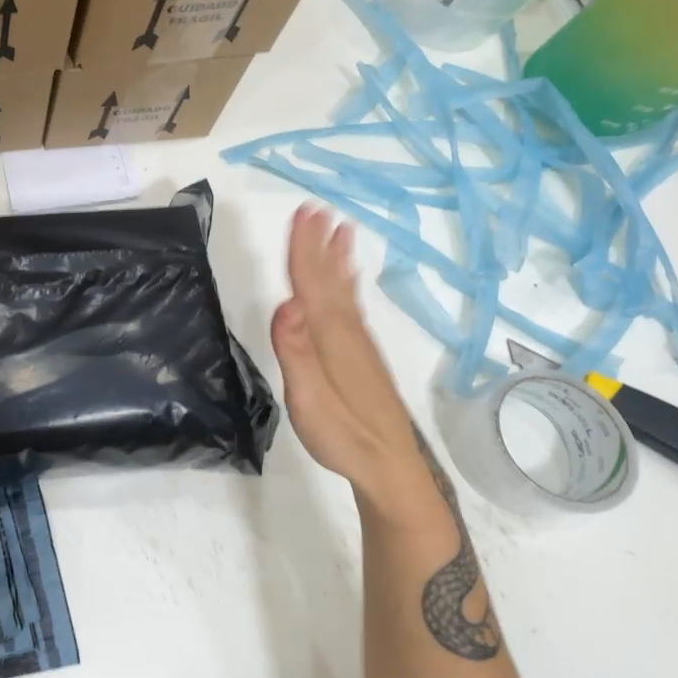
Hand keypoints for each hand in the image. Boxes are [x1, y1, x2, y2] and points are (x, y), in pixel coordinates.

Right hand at [270, 205, 431, 516]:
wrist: (391, 469)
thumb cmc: (343, 436)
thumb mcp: (309, 401)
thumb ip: (296, 353)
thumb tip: (287, 304)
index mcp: (330, 338)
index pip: (311, 284)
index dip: (304, 249)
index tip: (302, 214)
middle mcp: (347, 332)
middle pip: (329, 279)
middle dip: (320, 243)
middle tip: (316, 208)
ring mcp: (358, 344)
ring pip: (344, 289)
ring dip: (337, 256)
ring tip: (337, 227)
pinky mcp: (362, 356)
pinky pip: (352, 305)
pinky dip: (349, 282)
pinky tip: (349, 278)